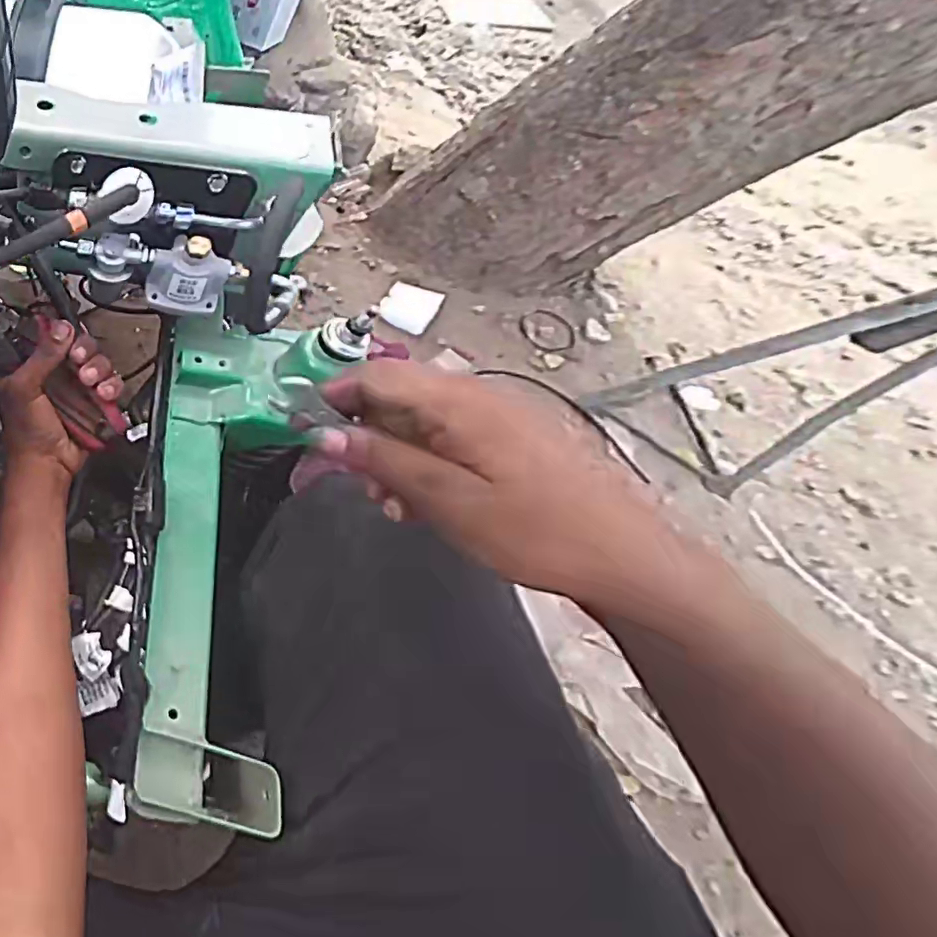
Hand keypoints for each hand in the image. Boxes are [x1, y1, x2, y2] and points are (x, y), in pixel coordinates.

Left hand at [0, 317, 122, 480]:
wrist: (46, 465)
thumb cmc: (26, 435)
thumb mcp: (24, 389)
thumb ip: (41, 356)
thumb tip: (58, 328)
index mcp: (36, 368)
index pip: (57, 339)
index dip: (67, 337)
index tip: (70, 344)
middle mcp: (58, 376)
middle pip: (84, 348)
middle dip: (86, 353)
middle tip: (80, 363)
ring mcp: (78, 390)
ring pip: (100, 364)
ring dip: (100, 370)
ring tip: (91, 383)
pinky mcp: (96, 405)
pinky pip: (112, 386)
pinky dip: (112, 387)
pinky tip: (103, 395)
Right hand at [313, 360, 699, 616]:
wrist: (631, 562)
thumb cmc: (539, 532)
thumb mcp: (445, 499)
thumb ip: (381, 459)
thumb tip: (325, 434)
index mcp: (459, 402)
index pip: (374, 375)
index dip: (331, 398)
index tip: (305, 432)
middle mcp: (474, 395)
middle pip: (390, 395)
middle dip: (358, 432)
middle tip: (348, 479)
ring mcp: (492, 414)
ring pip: (411, 417)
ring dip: (386, 452)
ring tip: (389, 499)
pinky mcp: (503, 434)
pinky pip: (440, 434)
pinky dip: (416, 459)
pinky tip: (419, 498)